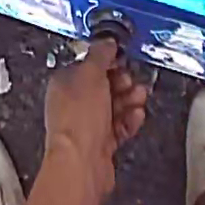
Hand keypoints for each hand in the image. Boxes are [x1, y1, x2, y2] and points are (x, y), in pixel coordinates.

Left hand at [35, 38, 149, 204]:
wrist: (82, 163)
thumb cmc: (80, 115)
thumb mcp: (91, 73)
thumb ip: (101, 54)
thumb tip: (107, 41)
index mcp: (65, 82)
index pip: (88, 65)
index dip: (106, 60)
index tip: (121, 58)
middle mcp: (73, 103)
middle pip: (102, 86)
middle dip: (121, 81)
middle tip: (131, 80)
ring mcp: (87, 125)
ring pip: (112, 106)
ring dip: (128, 99)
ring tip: (140, 96)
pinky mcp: (100, 144)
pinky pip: (118, 127)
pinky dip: (128, 120)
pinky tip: (137, 115)